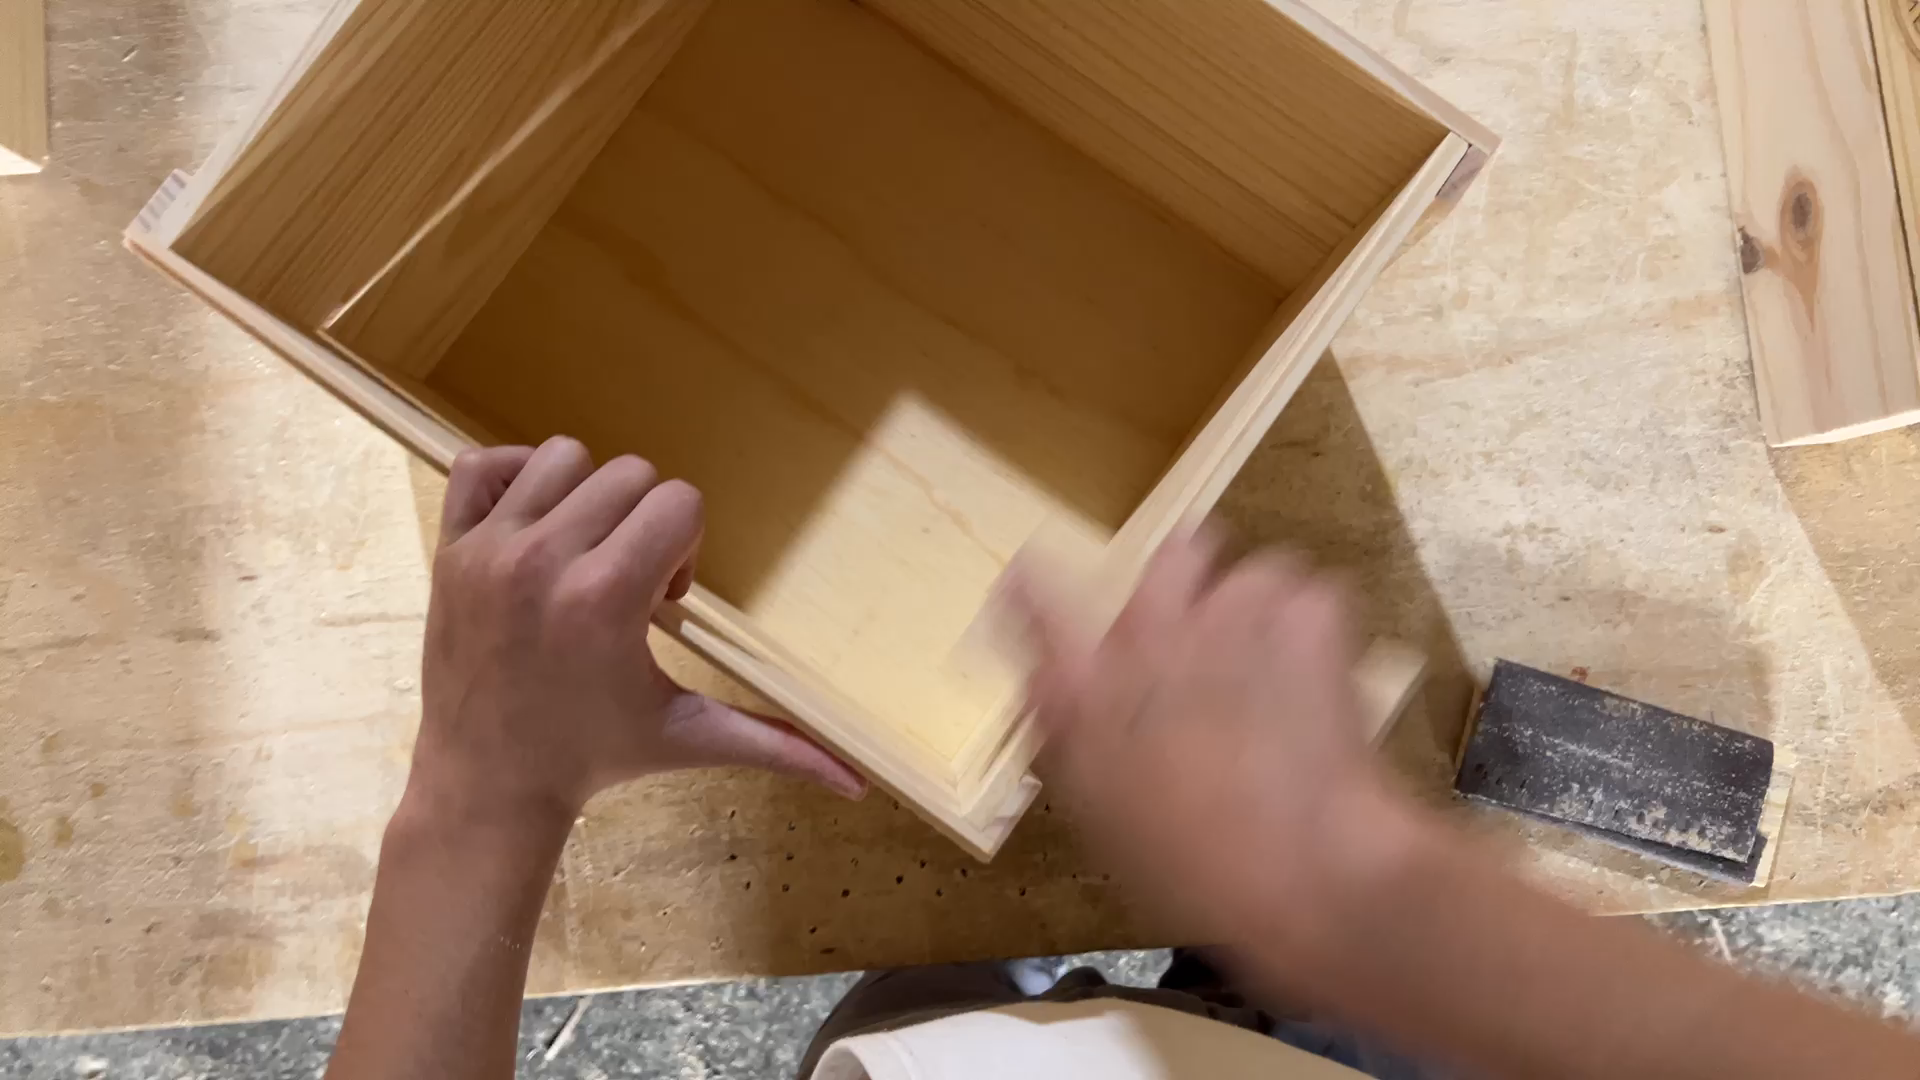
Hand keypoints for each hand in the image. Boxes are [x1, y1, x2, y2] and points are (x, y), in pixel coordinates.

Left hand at [409, 437, 865, 828]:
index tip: (662, 601)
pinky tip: (537, 530)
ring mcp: (486, 548)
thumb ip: (778, 746)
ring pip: (566, 456)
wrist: (486, 786)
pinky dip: (519, 480)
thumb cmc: (598, 757)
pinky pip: (482, 463)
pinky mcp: (447, 546)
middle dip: (648, 523)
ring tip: (585, 556)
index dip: (687, 546)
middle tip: (629, 586)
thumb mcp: (694, 739)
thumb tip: (860, 785)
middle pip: (633, 475)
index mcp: (606, 597)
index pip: (680, 501)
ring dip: (592, 498)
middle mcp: (543, 559)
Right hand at [1004, 527, 1406, 945]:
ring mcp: (1236, 620)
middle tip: (1199, 619)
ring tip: (1268, 656)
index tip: (1025, 573)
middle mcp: (1157, 633)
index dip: (1029, 581)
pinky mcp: (1310, 628)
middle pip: (1173, 553)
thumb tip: (1043, 674)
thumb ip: (1067, 727)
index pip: (1040, 601)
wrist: (1308, 875)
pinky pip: (1314, 598)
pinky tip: (1316, 673)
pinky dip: (1315, 630)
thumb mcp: (1100, 807)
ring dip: (1260, 608)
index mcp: (1096, 679)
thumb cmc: (1188, 862)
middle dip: (1187, 572)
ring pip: (1256, 571)